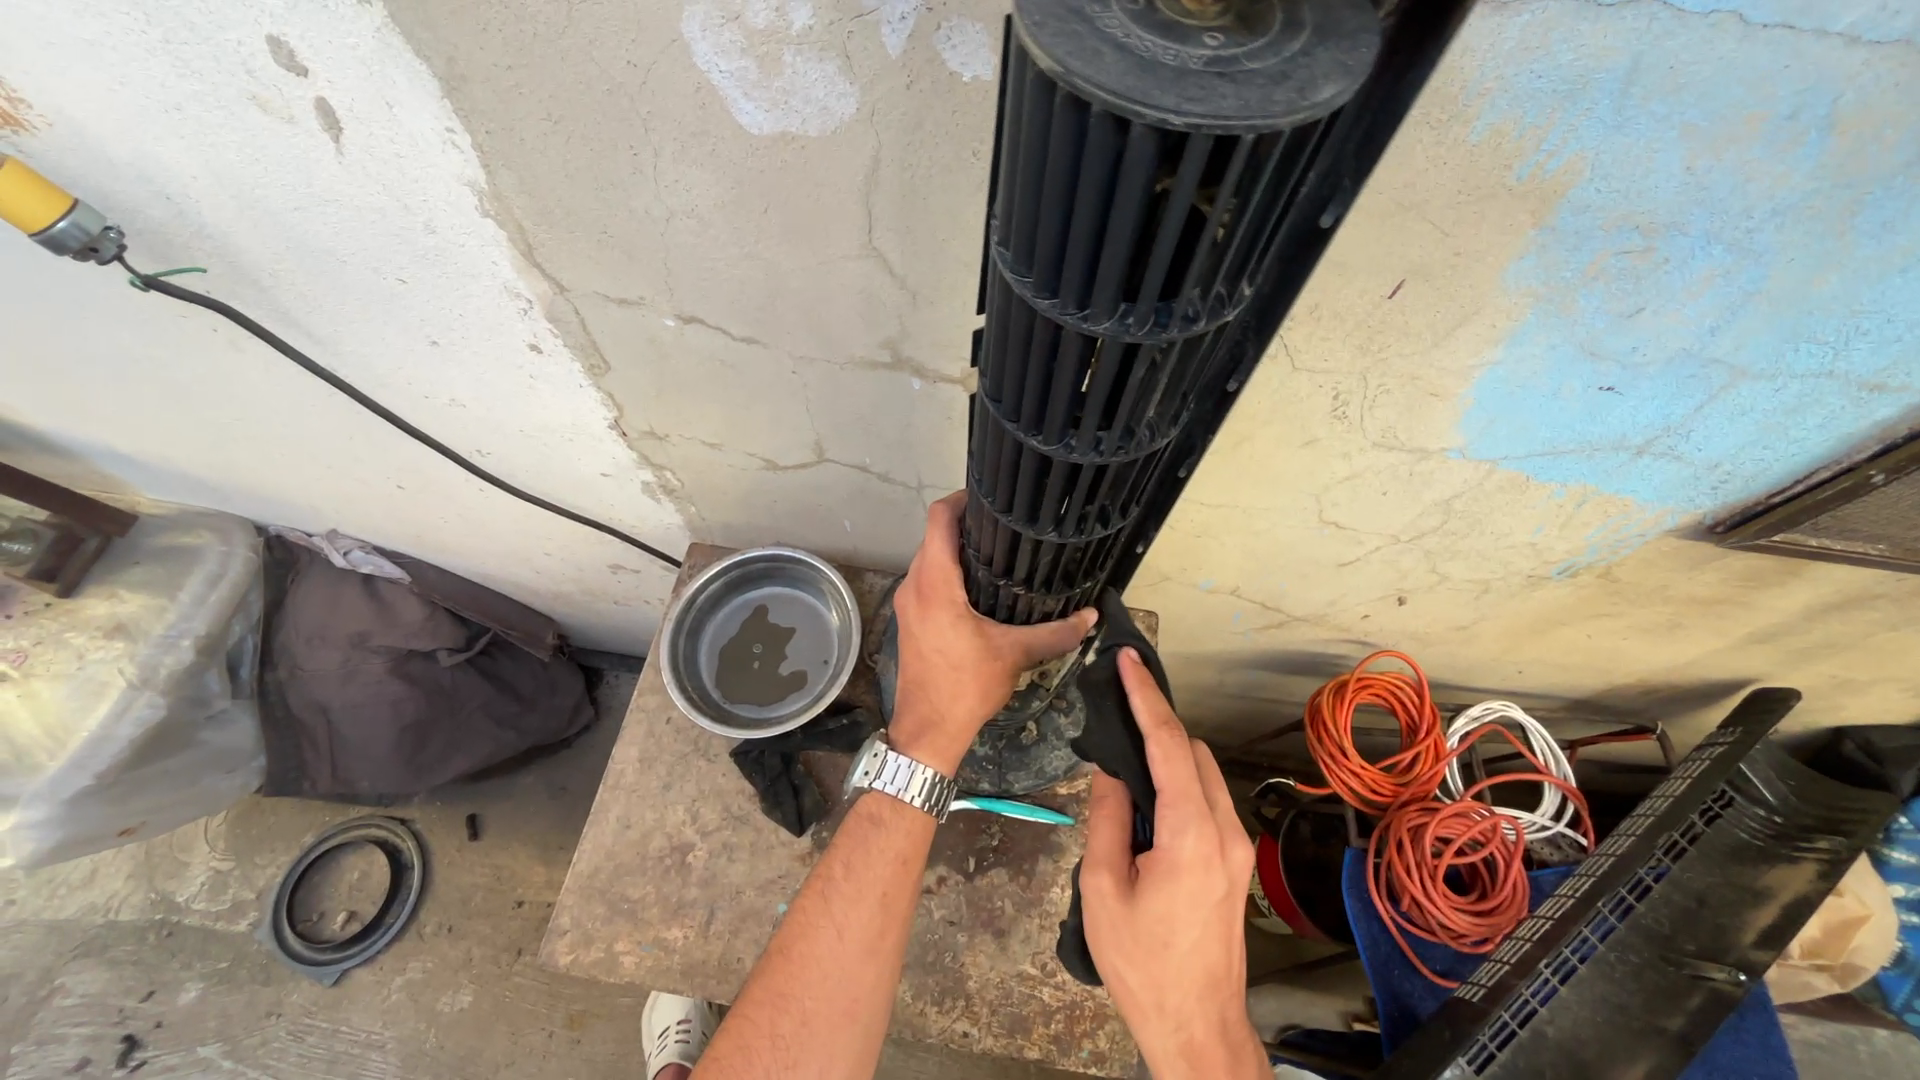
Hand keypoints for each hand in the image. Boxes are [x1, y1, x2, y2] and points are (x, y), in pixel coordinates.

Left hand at [888, 492, 1097, 772]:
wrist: (927, 731)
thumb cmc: (965, 686)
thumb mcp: (1014, 655)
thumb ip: (1055, 633)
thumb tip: (1091, 617)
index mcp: (934, 582)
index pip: (939, 518)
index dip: (962, 499)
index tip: (991, 497)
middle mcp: (914, 585)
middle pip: (934, 536)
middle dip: (966, 525)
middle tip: (1005, 525)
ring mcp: (907, 603)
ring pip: (928, 560)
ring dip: (955, 551)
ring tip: (997, 551)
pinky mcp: (909, 620)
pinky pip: (926, 581)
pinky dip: (947, 574)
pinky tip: (978, 586)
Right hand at [1081, 649, 1267, 1079]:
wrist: (1196, 1023)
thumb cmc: (1141, 962)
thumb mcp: (1103, 887)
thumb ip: (1107, 817)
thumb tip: (1111, 770)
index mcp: (1190, 833)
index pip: (1168, 745)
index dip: (1146, 698)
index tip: (1129, 660)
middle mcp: (1226, 829)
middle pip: (1194, 751)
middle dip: (1157, 722)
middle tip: (1116, 706)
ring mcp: (1238, 845)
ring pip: (1206, 772)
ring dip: (1170, 752)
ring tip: (1126, 750)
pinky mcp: (1238, 861)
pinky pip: (1209, 798)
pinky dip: (1181, 780)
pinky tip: (1149, 795)